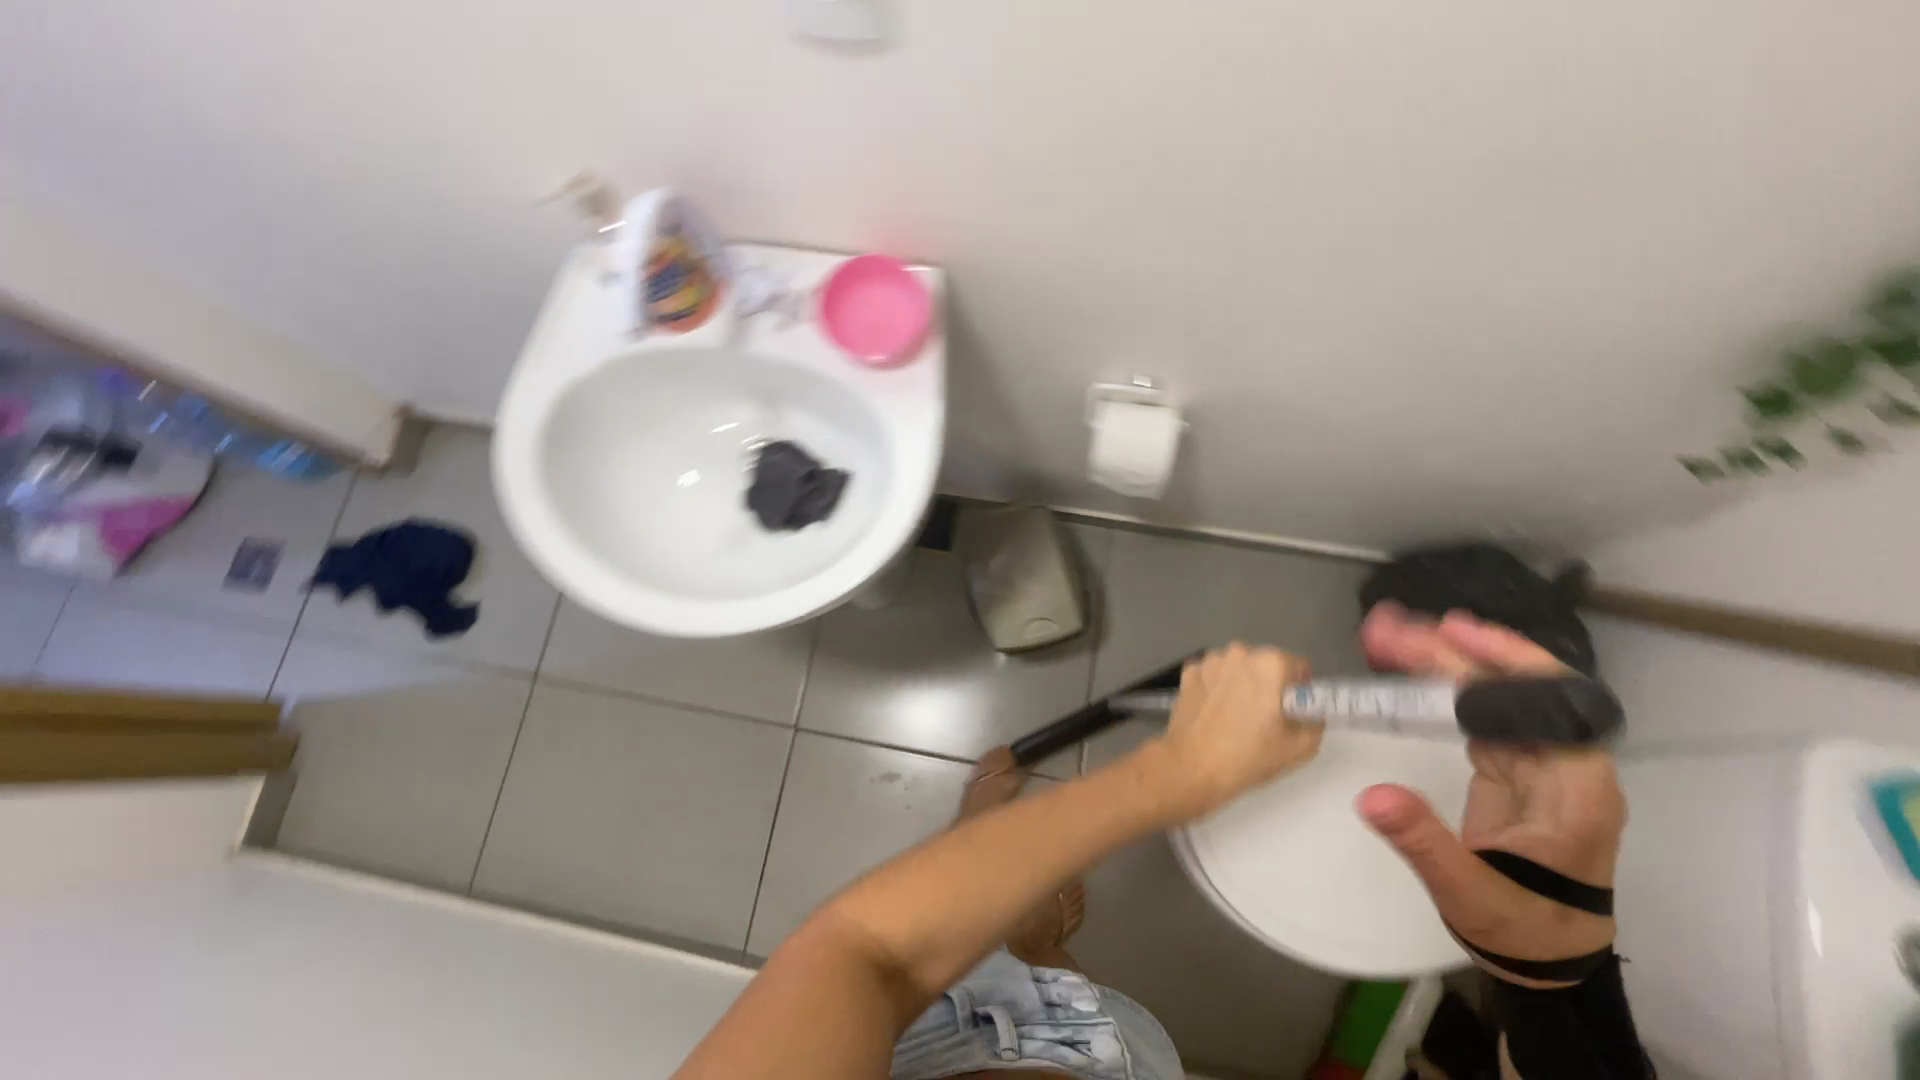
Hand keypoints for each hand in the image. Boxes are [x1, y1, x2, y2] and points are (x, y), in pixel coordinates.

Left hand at [1134, 643, 1321, 822]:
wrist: (1191, 767)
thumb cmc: (1249, 755)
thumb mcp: (1300, 747)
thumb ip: (1315, 724)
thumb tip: (1309, 715)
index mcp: (1269, 663)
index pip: (1297, 666)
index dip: (1299, 688)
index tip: (1291, 709)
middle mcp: (1238, 652)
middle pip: (1265, 664)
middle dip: (1269, 683)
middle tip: (1265, 715)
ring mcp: (1209, 661)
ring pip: (1236, 667)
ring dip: (1241, 682)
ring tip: (1236, 715)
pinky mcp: (1188, 673)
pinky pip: (1212, 675)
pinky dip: (1216, 687)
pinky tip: (1213, 712)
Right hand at [1357, 604, 1624, 986]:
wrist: (1545, 961)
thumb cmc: (1522, 929)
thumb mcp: (1470, 892)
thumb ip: (1424, 841)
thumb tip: (1372, 796)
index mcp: (1575, 789)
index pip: (1552, 702)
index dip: (1506, 660)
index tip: (1453, 632)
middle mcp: (1562, 764)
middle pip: (1511, 690)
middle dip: (1450, 652)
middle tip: (1388, 629)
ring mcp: (1535, 765)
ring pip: (1492, 696)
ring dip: (1441, 663)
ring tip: (1387, 638)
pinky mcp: (1509, 770)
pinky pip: (1478, 715)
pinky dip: (1442, 689)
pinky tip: (1410, 669)